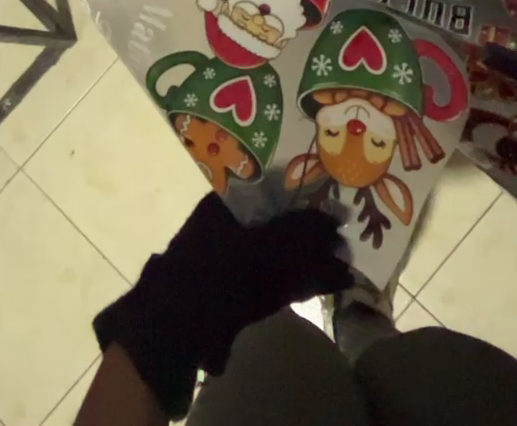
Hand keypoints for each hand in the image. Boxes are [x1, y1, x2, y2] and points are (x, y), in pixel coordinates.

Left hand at [93, 195, 352, 416]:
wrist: (177, 327)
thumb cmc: (221, 273)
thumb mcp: (267, 249)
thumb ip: (302, 234)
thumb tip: (333, 223)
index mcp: (225, 202)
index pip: (272, 189)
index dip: (304, 199)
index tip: (333, 209)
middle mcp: (223, 222)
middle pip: (275, 220)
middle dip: (307, 233)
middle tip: (340, 241)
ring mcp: (224, 255)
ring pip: (273, 249)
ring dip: (304, 257)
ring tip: (337, 265)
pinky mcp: (228, 287)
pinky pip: (267, 274)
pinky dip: (293, 278)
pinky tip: (320, 283)